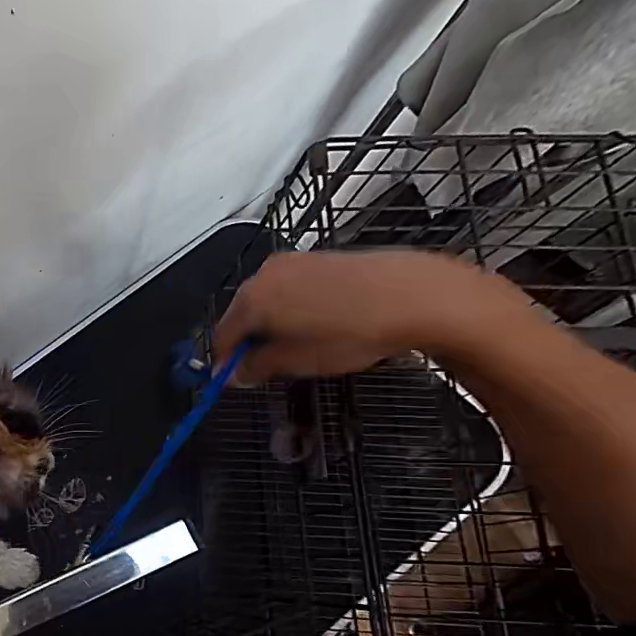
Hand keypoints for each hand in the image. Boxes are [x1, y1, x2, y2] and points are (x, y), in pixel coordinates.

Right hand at [211, 249, 531, 382]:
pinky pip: (287, 287)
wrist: (414, 295)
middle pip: (240, 314)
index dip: (225, 361)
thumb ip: (256, 367)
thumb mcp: (298, 361)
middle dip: (247, 341)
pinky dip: (288, 307)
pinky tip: (314, 324)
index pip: (222, 336)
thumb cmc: (354, 330)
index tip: (232, 378)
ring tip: (296, 347)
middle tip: (264, 367)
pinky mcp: (316, 257)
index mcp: (252, 300)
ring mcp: (291, 262)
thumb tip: (235, 373)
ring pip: (264, 300)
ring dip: (268, 324)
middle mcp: (264, 274)